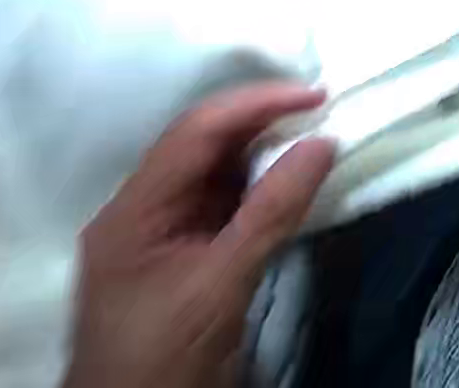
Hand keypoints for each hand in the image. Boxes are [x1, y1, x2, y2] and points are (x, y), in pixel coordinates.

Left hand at [64, 82, 335, 387]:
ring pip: (218, 161)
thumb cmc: (164, 363)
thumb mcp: (221, 287)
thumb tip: (325, 141)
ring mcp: (163, 225)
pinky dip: (264, 173)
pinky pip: (228, 189)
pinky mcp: (186, 243)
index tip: (316, 96)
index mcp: (134, 211)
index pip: (198, 131)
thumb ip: (272, 211)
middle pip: (205, 138)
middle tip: (321, 106)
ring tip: (314, 127)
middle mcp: (143, 206)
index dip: (258, 103)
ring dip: (266, 140)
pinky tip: (293, 169)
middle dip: (263, 115)